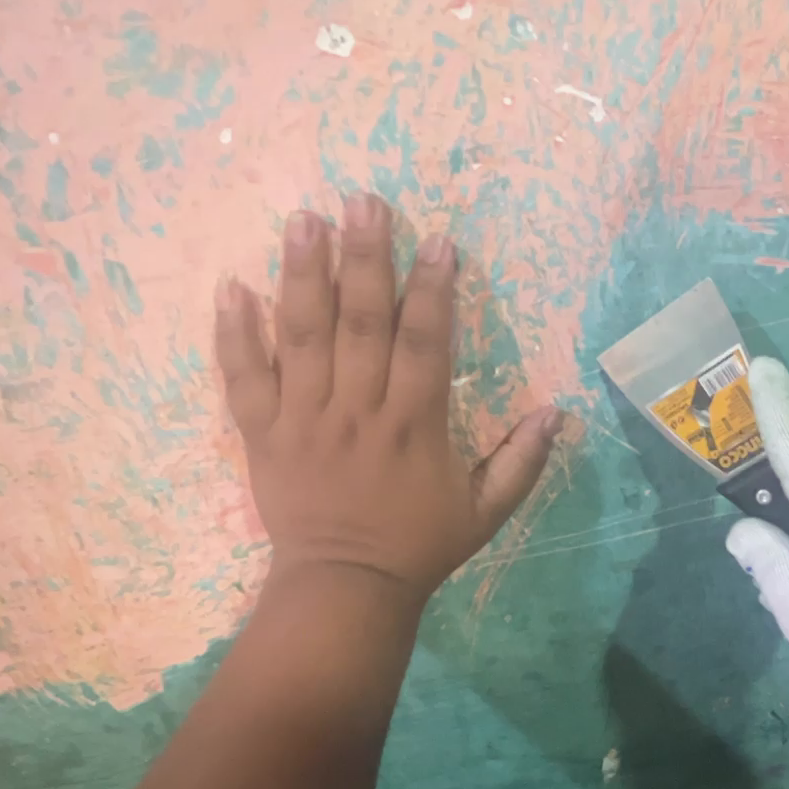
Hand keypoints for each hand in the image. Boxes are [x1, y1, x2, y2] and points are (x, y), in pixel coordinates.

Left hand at [214, 195, 563, 603]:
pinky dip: (235, 333)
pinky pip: (243, 378)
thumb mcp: (487, 510)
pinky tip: (232, 285)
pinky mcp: (263, 435)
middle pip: (361, 324)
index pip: (426, 344)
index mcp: (414, 426)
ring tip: (304, 220)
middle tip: (364, 201)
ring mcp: (303, 420)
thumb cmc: (422, 544)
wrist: (346, 587)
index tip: (439, 241)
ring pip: (301, 337)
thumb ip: (522, 462)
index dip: (433, 290)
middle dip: (365, 259)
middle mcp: (357, 411)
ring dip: (303, 276)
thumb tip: (556, 412)